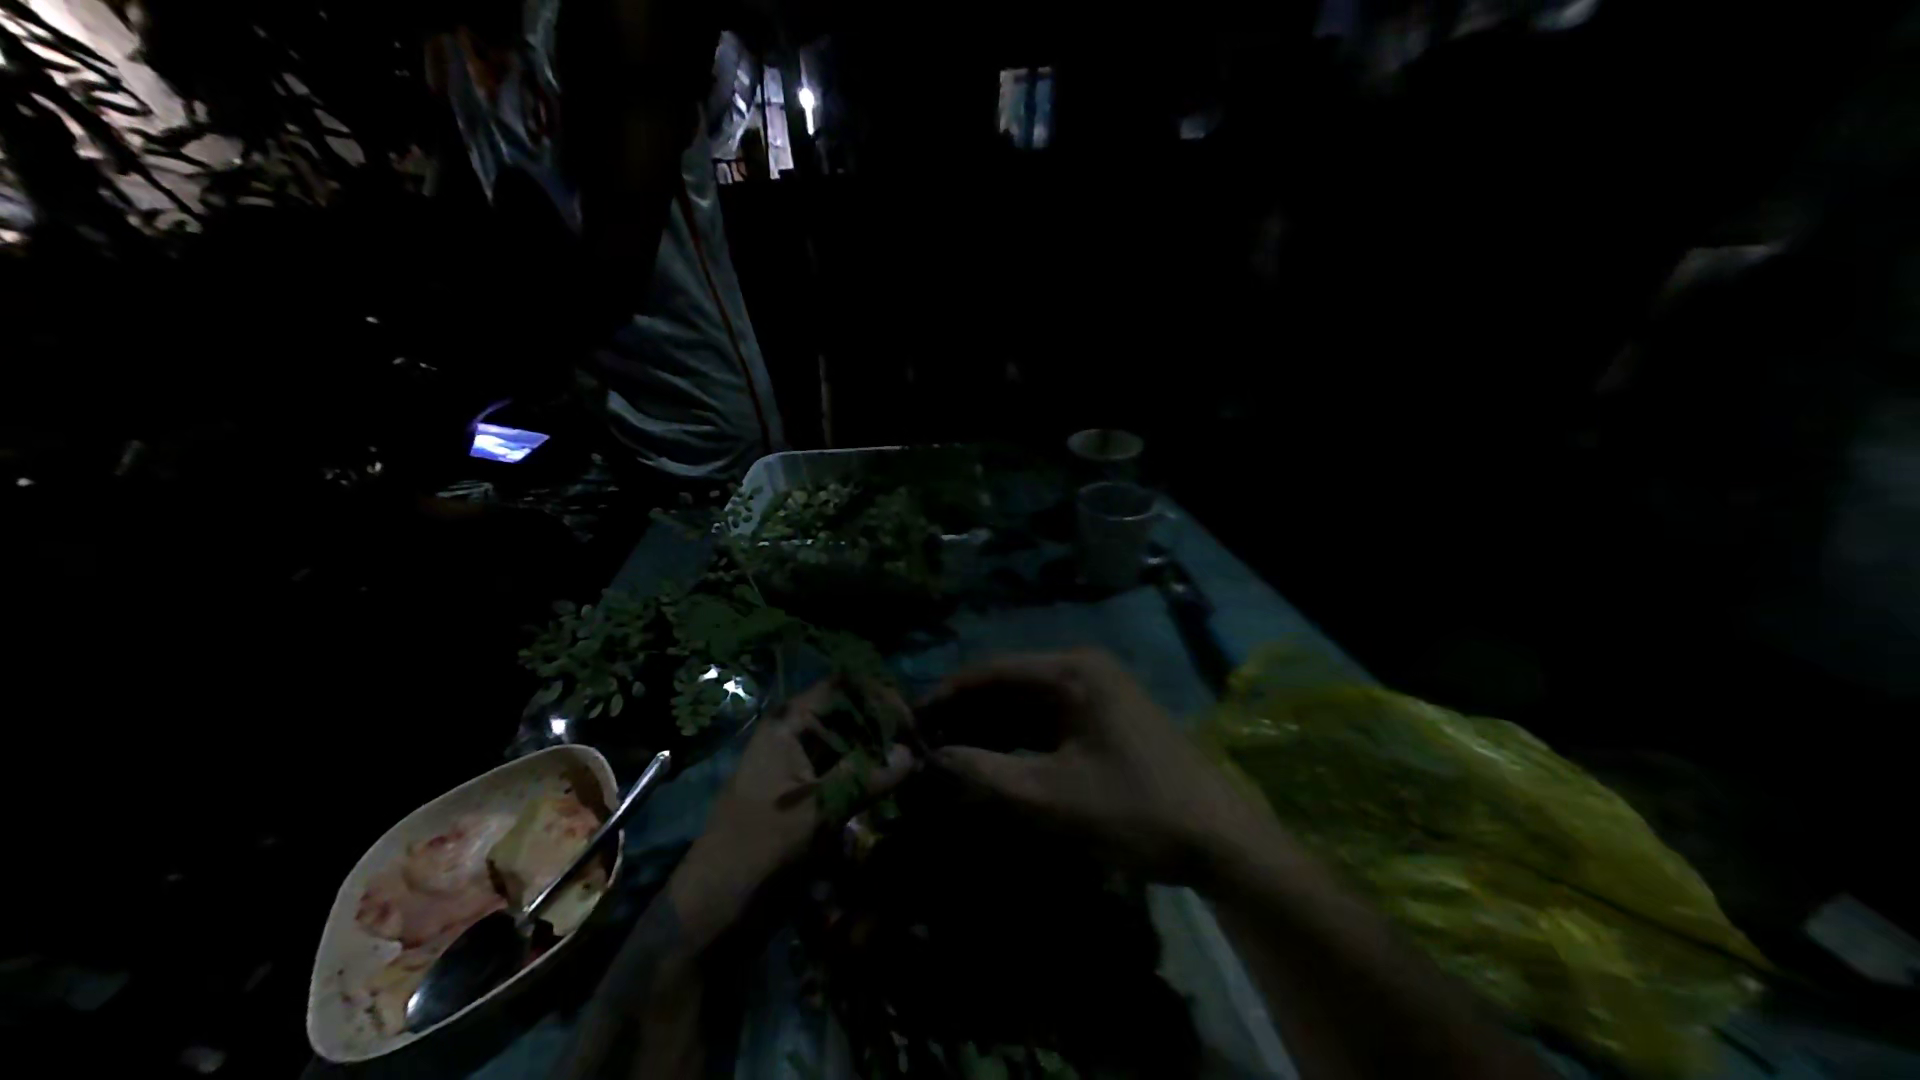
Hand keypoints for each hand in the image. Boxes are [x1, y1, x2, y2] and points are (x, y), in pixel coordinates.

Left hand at [667, 678, 915, 941]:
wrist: (717, 911)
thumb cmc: (759, 850)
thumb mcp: (816, 810)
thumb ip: (866, 777)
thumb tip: (912, 753)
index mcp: (788, 726)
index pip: (842, 689)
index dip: (879, 697)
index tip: (912, 722)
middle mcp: (797, 738)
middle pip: (851, 714)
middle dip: (885, 726)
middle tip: (922, 748)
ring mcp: (804, 768)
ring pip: (852, 745)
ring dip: (882, 753)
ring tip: (917, 767)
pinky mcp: (812, 797)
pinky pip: (848, 775)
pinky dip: (872, 777)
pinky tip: (898, 786)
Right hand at [930, 649, 1275, 882]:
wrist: (1220, 842)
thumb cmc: (1135, 810)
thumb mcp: (1051, 797)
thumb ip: (984, 774)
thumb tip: (929, 759)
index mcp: (1073, 671)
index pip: (991, 670)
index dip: (946, 696)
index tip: (908, 723)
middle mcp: (1082, 670)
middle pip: (1007, 685)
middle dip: (965, 715)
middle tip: (923, 747)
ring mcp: (1096, 694)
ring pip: (1025, 705)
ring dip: (988, 730)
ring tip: (947, 758)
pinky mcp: (1102, 719)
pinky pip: (1046, 721)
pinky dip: (1016, 741)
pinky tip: (990, 764)